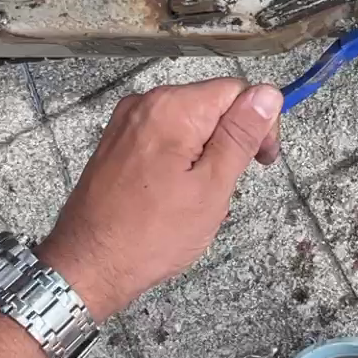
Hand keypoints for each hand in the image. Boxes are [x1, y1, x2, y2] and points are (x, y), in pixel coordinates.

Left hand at [36, 78, 280, 319]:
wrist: (90, 265)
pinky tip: (177, 195)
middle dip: (231, 142)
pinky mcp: (119, 143)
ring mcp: (128, 123)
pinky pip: (166, 139)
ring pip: (191, 125)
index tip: (260, 160)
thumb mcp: (212, 187)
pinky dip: (181, 161)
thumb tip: (267, 95)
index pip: (236, 91)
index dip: (258, 124)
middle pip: (212, 105)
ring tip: (199, 198)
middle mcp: (146, 105)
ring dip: (207, 156)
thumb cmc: (148, 236)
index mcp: (172, 109)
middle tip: (227, 188)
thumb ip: (240, 136)